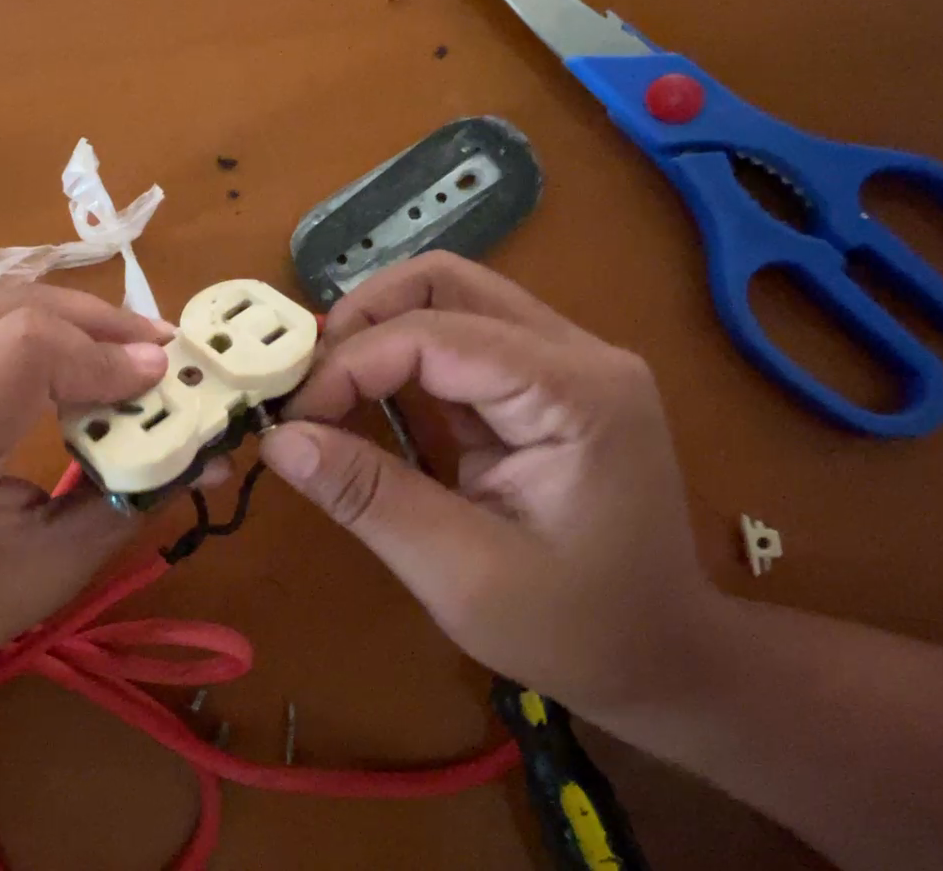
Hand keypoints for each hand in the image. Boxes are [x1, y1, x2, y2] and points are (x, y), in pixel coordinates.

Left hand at [0, 286, 168, 682]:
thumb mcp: (59, 563)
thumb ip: (134, 494)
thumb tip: (210, 450)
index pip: (25, 351)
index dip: (103, 354)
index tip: (160, 380)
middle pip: (12, 309)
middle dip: (98, 323)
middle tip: (162, 350)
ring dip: (72, 321)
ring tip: (129, 350)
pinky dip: (40, 333)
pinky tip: (77, 359)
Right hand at [259, 253, 720, 711]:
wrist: (663, 657)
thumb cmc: (575, 629)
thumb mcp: (460, 575)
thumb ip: (368, 497)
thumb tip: (279, 439)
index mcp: (576, 393)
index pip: (434, 334)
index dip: (348, 365)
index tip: (293, 421)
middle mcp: (576, 354)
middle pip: (442, 284)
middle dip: (359, 323)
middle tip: (309, 386)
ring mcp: (562, 363)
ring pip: (443, 300)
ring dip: (373, 335)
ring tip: (327, 394)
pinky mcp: (540, 383)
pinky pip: (453, 341)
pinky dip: (395, 361)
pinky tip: (365, 405)